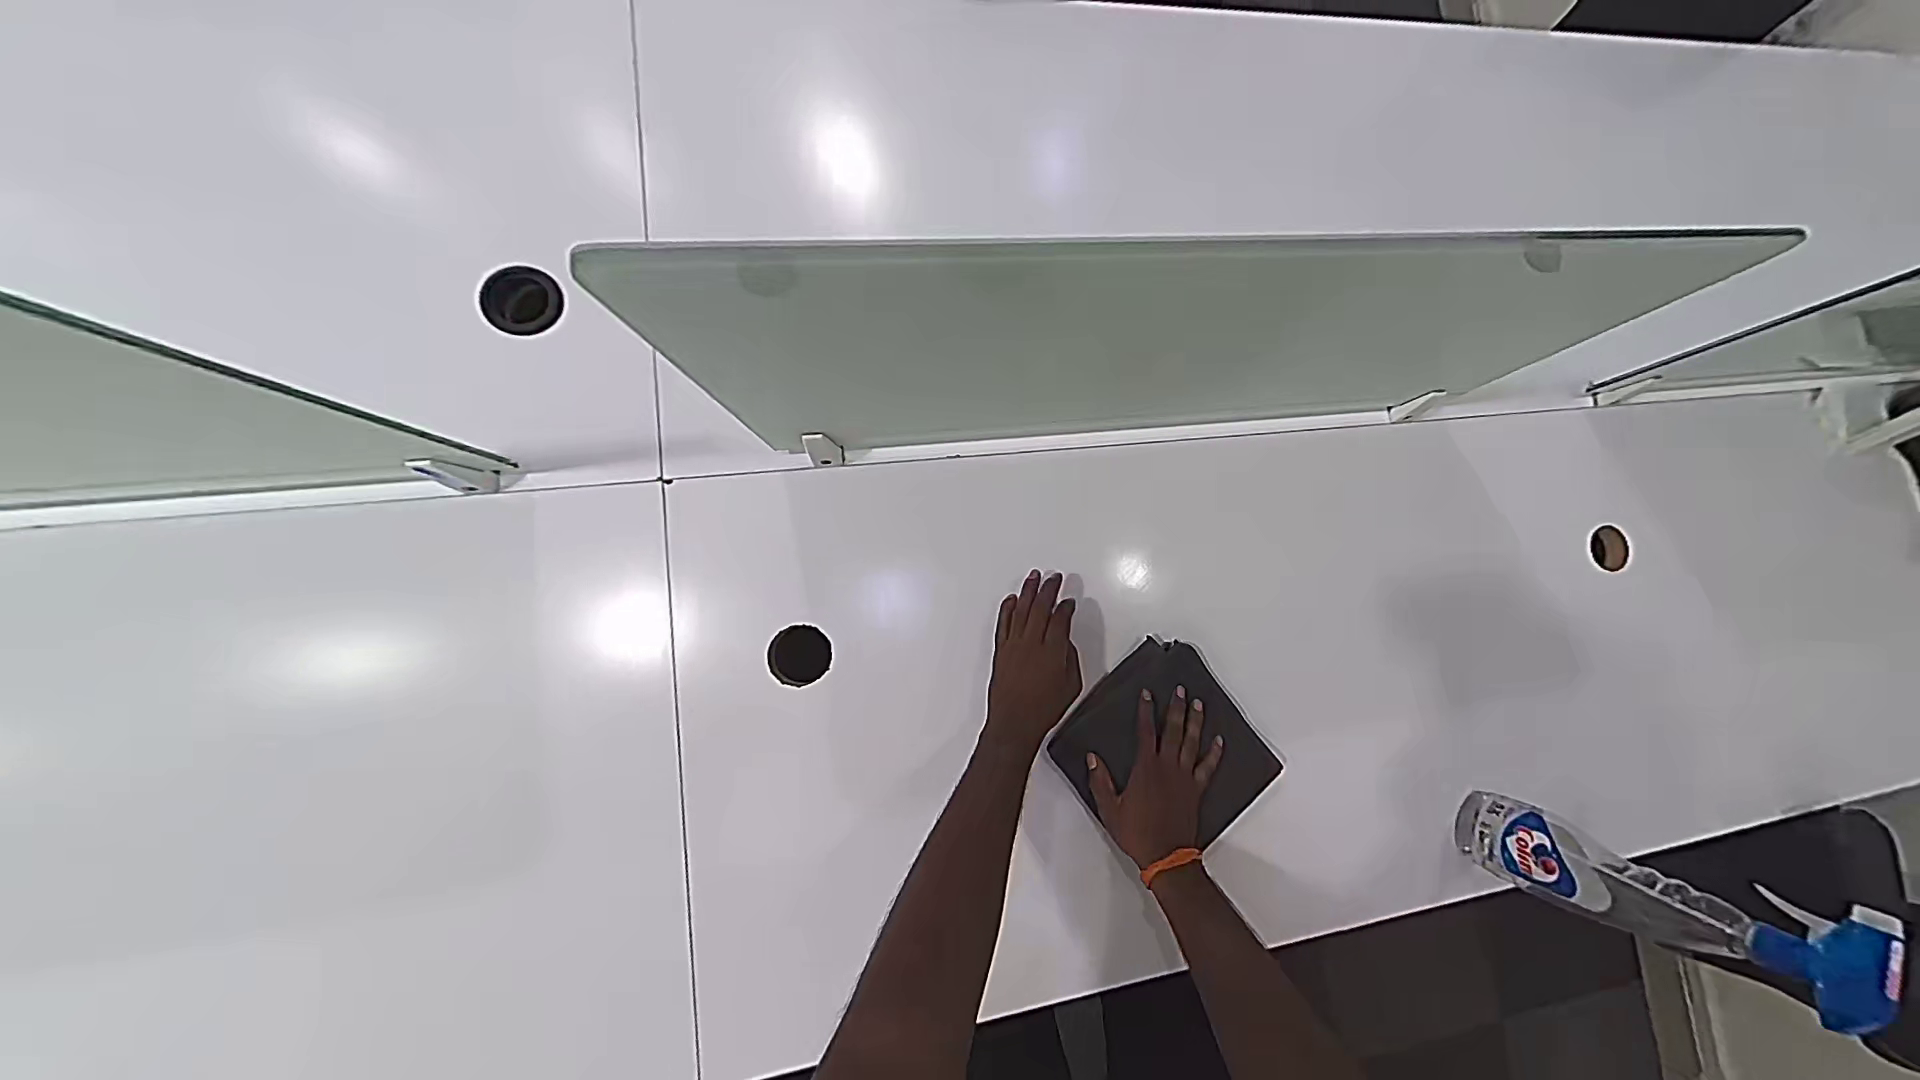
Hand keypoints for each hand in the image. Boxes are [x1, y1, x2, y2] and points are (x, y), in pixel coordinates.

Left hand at [983, 571, 1082, 754]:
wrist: (1014, 722)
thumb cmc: (1043, 709)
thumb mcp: (1071, 685)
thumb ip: (1070, 658)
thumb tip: (1064, 643)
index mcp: (1053, 650)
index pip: (1061, 619)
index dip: (1065, 607)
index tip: (1069, 600)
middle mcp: (1032, 643)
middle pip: (1041, 607)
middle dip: (1049, 589)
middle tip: (1054, 577)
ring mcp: (1014, 645)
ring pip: (1022, 610)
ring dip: (1028, 591)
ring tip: (1033, 577)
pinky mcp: (1001, 650)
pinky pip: (1004, 623)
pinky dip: (1008, 609)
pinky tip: (1011, 599)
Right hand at [1089, 686, 1224, 870]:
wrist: (1167, 857)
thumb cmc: (1137, 833)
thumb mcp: (1109, 808)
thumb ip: (1100, 781)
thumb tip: (1092, 758)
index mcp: (1145, 768)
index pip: (1146, 731)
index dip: (1146, 711)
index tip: (1147, 694)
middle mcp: (1167, 767)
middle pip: (1173, 730)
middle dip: (1175, 708)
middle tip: (1179, 690)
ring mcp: (1185, 778)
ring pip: (1192, 743)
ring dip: (1195, 722)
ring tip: (1198, 704)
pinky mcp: (1196, 790)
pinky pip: (1208, 767)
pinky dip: (1215, 753)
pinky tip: (1219, 740)